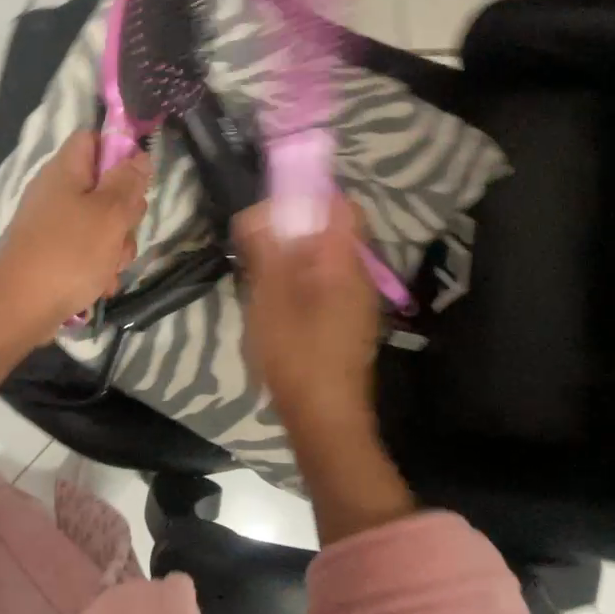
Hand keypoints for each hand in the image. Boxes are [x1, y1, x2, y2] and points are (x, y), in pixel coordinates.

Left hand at [0, 130, 150, 401]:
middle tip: (123, 232)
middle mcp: (55, 192)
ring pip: (101, 224)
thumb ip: (127, 182)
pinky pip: (86, 251)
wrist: (20, 309)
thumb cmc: (68, 254)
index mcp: (63, 170)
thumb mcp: (109, 214)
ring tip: (109, 268)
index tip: (137, 179)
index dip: (119, 150)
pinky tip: (99, 287)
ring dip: (115, 247)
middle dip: (124, 213)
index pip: (93, 138)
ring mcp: (51, 225)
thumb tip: (138, 156)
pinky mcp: (51, 253)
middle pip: (104, 186)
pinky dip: (97, 267)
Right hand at [233, 197, 380, 431]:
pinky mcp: (346, 322)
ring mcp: (355, 302)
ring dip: (293, 254)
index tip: (271, 204)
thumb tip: (258, 212)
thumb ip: (266, 251)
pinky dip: (300, 278)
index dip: (308, 196)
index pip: (340, 207)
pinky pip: (324, 282)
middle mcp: (358, 277)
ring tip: (259, 272)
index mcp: (344, 264)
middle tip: (256, 241)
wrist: (324, 418)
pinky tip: (273, 301)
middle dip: (294, 227)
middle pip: (332, 232)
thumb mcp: (270, 299)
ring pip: (326, 259)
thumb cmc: (295, 355)